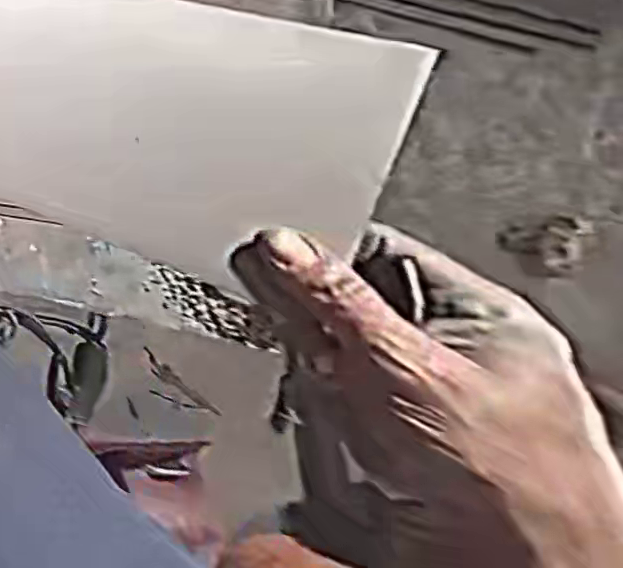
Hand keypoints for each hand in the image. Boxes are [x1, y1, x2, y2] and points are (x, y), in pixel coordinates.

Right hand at [230, 225, 622, 567]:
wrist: (504, 565)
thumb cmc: (508, 478)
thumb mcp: (406, 365)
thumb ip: (335, 296)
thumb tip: (280, 241)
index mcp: (479, 316)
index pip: (379, 247)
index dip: (322, 239)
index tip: (266, 237)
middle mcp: (438, 338)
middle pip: (341, 285)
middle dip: (299, 288)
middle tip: (264, 283)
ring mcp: (398, 371)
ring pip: (319, 321)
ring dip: (292, 325)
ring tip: (284, 333)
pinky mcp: (364, 400)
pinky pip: (310, 357)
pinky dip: (290, 355)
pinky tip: (291, 364)